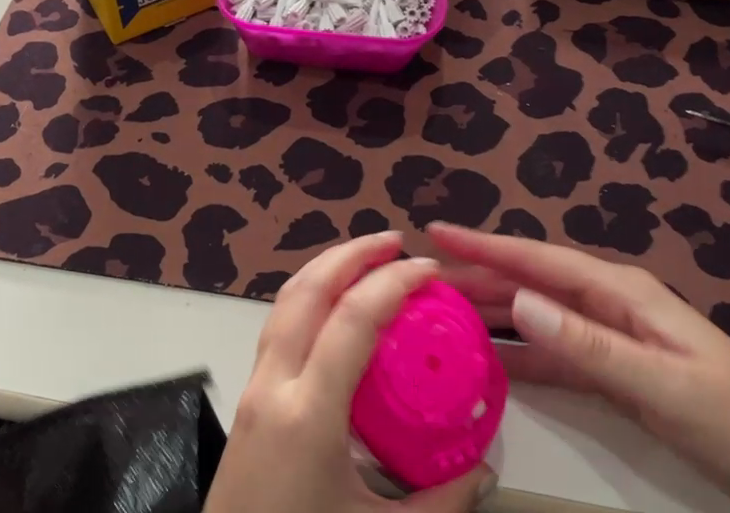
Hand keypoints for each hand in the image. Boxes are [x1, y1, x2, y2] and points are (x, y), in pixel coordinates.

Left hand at [207, 231, 494, 512]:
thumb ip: (438, 505)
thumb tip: (484, 471)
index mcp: (308, 413)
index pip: (352, 321)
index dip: (392, 284)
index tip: (428, 268)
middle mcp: (273, 384)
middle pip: (306, 291)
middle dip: (350, 255)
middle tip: (394, 242)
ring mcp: (253, 386)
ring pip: (283, 302)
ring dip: (323, 270)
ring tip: (364, 260)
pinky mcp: (246, 396)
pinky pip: (276, 326)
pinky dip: (306, 298)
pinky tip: (332, 308)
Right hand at [429, 223, 729, 512]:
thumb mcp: (662, 384)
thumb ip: (587, 343)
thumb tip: (517, 300)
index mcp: (622, 292)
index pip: (539, 259)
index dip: (486, 245)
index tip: (435, 231)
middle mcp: (611, 304)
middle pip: (531, 282)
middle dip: (478, 276)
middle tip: (421, 279)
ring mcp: (613, 337)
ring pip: (537, 316)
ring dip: (492, 312)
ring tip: (441, 312)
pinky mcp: (616, 372)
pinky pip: (554, 354)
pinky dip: (519, 353)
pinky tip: (488, 359)